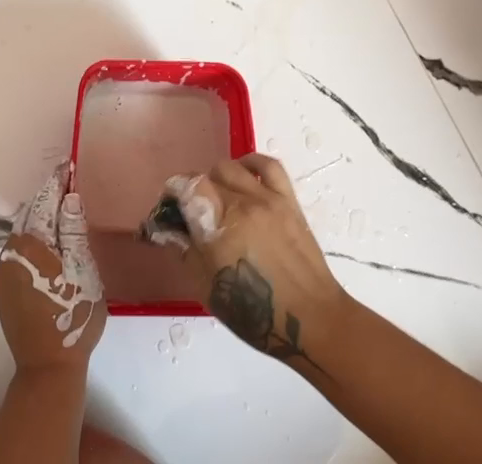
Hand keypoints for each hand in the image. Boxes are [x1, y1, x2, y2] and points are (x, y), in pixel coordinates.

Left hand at [0, 162, 105, 373]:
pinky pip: (20, 254)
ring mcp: (4, 274)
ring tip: (64, 216)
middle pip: (30, 218)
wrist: (48, 366)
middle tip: (69, 191)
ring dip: (42, 224)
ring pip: (24, 237)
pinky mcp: (5, 290)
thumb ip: (73, 230)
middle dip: (48, 203)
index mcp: (28, 244)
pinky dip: (35, 244)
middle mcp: (9, 254)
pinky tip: (51, 249)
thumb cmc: (72, 313)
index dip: (56, 185)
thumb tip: (69, 197)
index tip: (65, 168)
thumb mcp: (83, 268)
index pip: (43, 204)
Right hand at [165, 154, 346, 367]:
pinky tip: (244, 173)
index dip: (174, 192)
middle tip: (194, 211)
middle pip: (208, 177)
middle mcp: (242, 205)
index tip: (171, 207)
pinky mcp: (288, 200)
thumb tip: (174, 229)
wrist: (310, 318)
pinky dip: (252, 163)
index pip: (188, 187)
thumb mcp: (206, 289)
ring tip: (219, 197)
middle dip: (194, 190)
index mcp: (218, 229)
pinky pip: (269, 165)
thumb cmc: (255, 313)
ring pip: (233, 167)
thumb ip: (187, 252)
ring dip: (218, 178)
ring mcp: (267, 199)